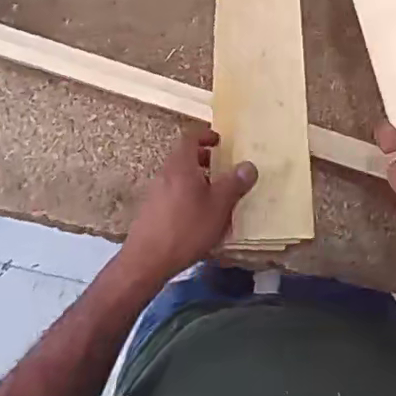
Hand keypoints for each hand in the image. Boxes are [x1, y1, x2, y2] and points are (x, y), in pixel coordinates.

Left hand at [118, 127, 257, 284]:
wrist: (148, 260)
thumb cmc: (187, 228)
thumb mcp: (219, 206)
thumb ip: (234, 183)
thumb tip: (248, 165)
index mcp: (181, 165)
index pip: (190, 138)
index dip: (205, 136)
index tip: (219, 141)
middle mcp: (165, 173)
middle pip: (183, 157)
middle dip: (203, 159)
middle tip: (221, 167)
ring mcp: (155, 192)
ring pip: (178, 176)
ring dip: (195, 179)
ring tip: (214, 193)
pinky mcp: (151, 210)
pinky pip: (172, 193)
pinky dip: (186, 195)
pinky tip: (198, 215)